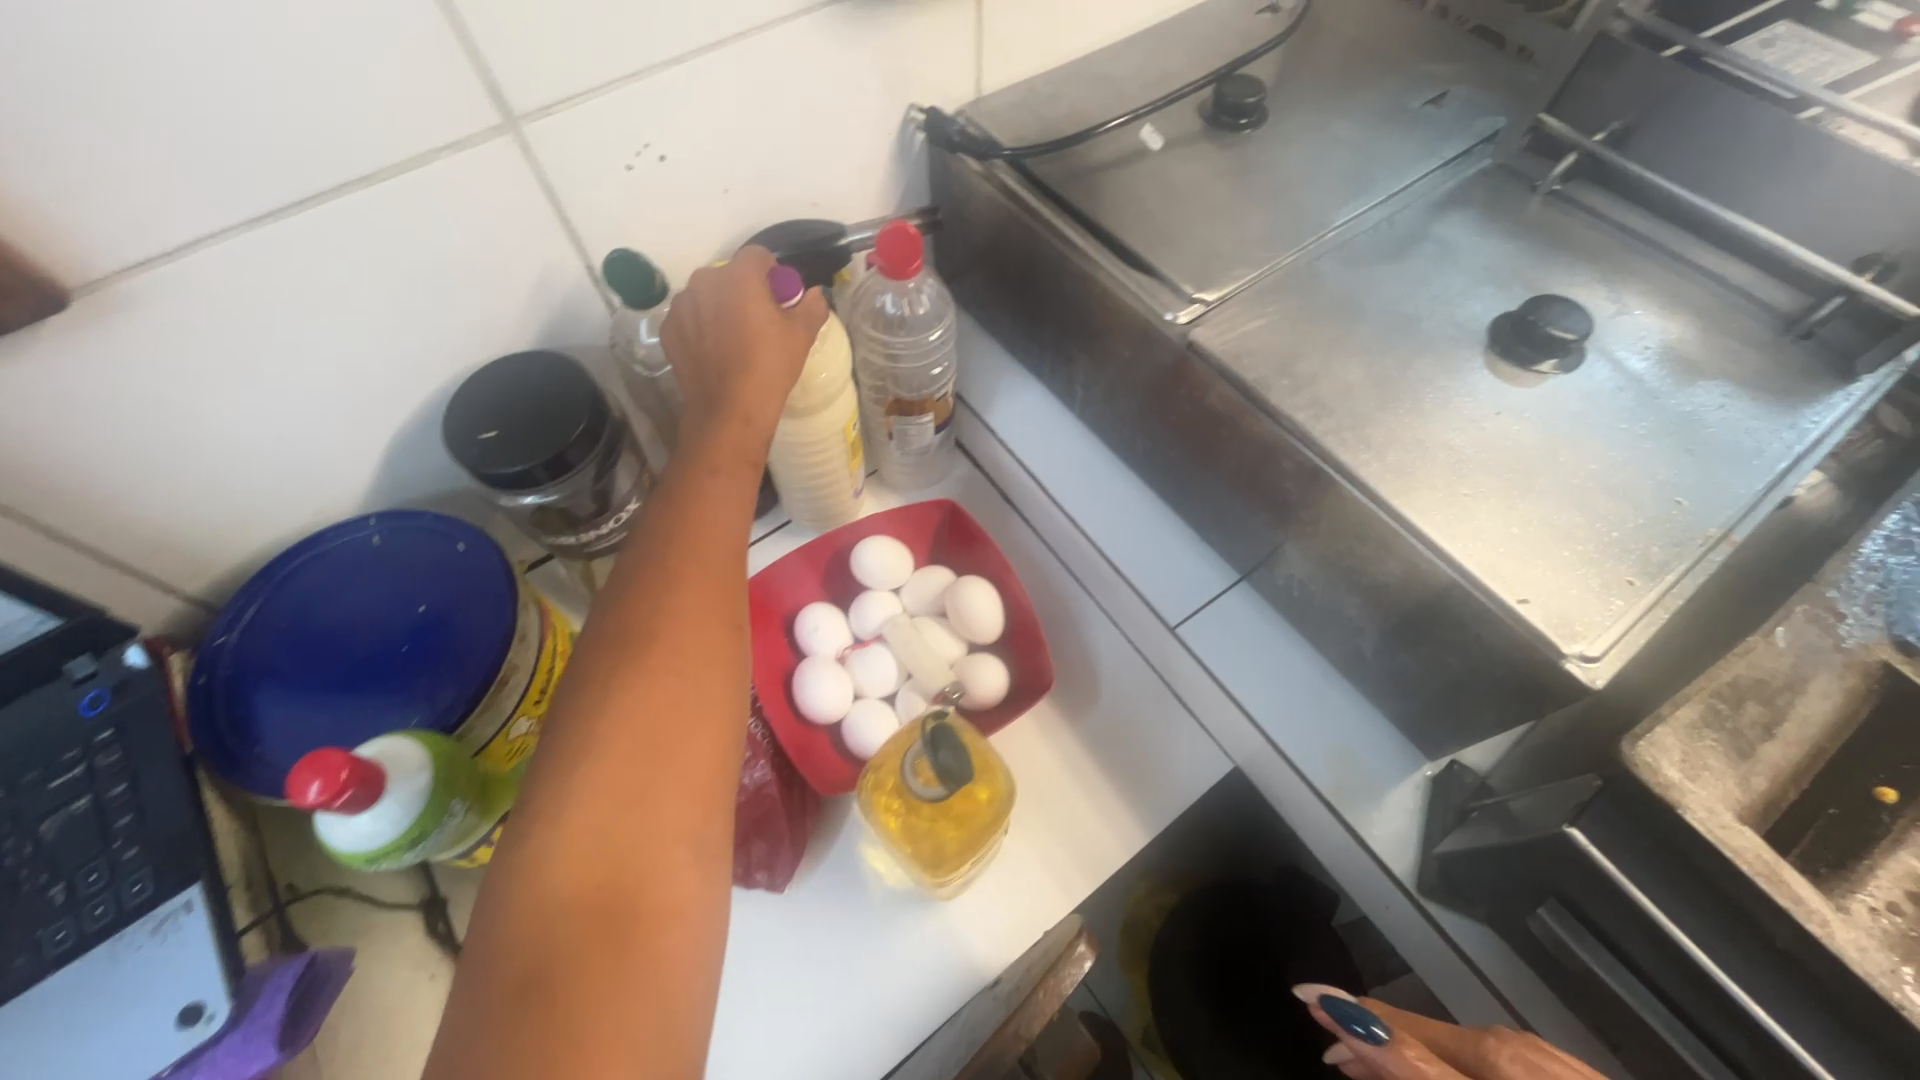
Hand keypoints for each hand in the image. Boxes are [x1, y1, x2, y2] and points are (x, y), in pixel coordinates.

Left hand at [660, 245, 828, 454]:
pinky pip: (689, 318)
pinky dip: (701, 327)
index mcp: (738, 277)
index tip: (779, 296)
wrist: (729, 409)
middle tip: (758, 321)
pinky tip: (714, 352)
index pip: (758, 255)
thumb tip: (814, 294)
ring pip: (706, 295)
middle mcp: (704, 282)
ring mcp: (681, 306)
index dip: (772, 272)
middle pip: (728, 275)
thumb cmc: (770, 367)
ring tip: (733, 339)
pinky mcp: (668, 330)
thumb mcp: (802, 336)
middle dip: (743, 290)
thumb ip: (812, 306)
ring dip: (720, 307)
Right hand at [1293, 984, 1606, 1079]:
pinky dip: (1462, 1067)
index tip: (1309, 1006)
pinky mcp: (1571, 1078)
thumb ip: (1415, 1068)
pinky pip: (1502, 1064)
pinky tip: (1457, 1076)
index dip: (1352, 1018)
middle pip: (1431, 1036)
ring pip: (1466, 1051)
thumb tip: (1343, 1014)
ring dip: (1419, 1057)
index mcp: (1494, 1054)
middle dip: (1380, 1040)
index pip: (1403, 1026)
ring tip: (1383, 1068)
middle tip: (1336, 1054)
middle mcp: (1520, 1051)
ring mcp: (1552, 1066)